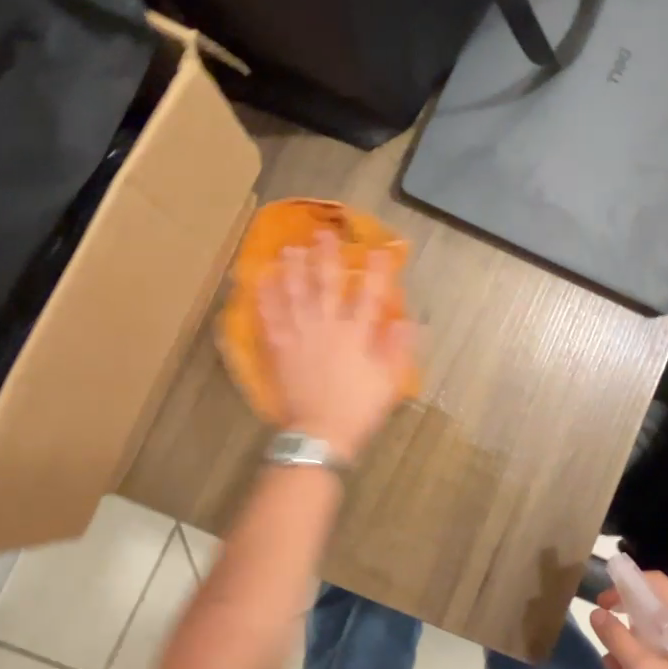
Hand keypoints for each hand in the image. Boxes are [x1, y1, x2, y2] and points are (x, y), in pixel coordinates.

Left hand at [257, 230, 415, 460]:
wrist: (319, 434)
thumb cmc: (359, 409)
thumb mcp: (389, 382)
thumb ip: (397, 348)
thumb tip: (406, 319)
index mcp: (356, 334)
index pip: (369, 294)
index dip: (376, 270)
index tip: (379, 249)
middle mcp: (327, 327)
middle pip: (326, 285)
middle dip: (326, 257)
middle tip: (322, 234)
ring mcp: (299, 336)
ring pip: (295, 294)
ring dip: (293, 269)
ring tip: (289, 249)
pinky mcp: (278, 349)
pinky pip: (269, 317)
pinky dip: (265, 297)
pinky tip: (261, 281)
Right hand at [589, 571, 667, 668]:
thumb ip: (618, 638)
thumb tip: (595, 613)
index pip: (657, 583)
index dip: (627, 585)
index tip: (604, 601)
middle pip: (655, 602)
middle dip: (625, 612)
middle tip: (602, 624)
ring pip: (655, 625)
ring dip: (630, 637)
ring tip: (612, 660)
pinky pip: (660, 643)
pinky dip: (641, 650)